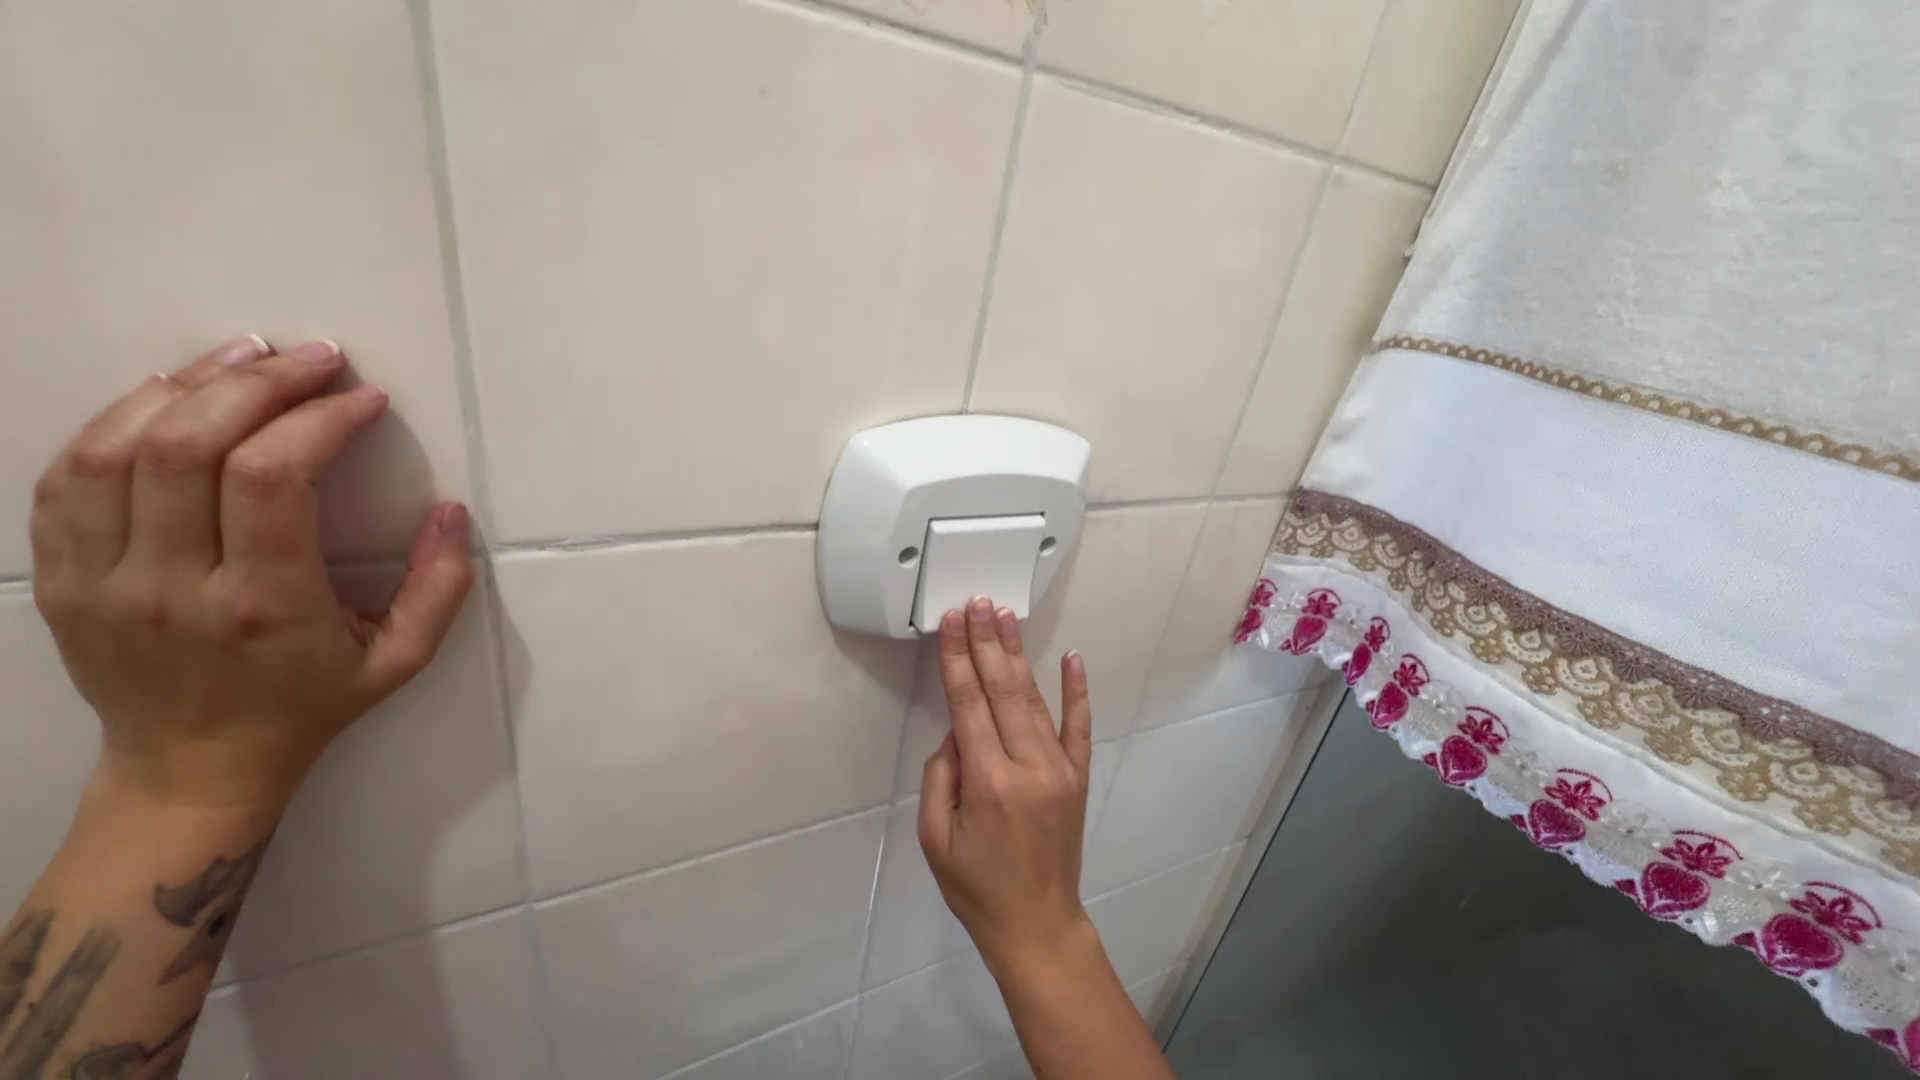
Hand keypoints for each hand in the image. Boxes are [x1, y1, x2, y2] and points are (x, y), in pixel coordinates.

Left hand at [30, 336, 474, 810]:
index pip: (273, 477)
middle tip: (314, 358)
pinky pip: (67, 475)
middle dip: (260, 384)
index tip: (365, 398)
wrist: (196, 763)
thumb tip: (451, 511)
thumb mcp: (401, 659)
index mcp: (263, 604)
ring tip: (246, 356)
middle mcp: (170, 584)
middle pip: (191, 445)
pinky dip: (117, 418)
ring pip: (117, 447)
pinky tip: (171, 394)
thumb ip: (440, 587)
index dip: (319, 419)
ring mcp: (99, 578)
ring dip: (186, 385)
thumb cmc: (311, 705)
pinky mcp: (59, 574)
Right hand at [919, 597, 1095, 974]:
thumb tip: (957, 731)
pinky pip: (1079, 726)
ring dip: (1017, 654)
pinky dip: (1076, 690)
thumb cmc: (977, 886)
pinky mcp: (1078, 776)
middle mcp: (1029, 766)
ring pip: (1034, 698)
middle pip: (1003, 690)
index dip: (957, 659)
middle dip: (986, 641)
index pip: (968, 704)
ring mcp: (1060, 768)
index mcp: (989, 782)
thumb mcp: (935, 837)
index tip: (951, 622)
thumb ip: (941, 776)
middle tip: (976, 602)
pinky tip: (1072, 657)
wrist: (1038, 924)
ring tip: (1004, 615)